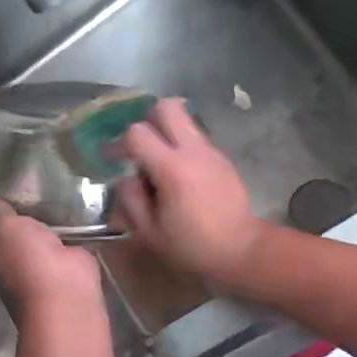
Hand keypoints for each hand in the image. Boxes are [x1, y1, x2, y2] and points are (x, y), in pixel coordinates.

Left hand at [0, 199, 102, 318]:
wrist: (65, 289)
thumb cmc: (27, 259)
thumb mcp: (7, 228)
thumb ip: (0, 214)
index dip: (1, 212)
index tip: (8, 190)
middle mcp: (19, 264)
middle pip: (22, 235)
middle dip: (28, 216)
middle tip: (35, 186)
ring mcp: (48, 267)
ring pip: (46, 238)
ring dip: (52, 223)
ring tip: (58, 192)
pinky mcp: (73, 267)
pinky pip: (71, 242)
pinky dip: (75, 231)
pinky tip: (78, 210)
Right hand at [110, 99, 268, 284]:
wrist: (240, 249)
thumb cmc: (191, 246)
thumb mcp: (149, 233)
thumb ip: (130, 200)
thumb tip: (126, 178)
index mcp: (172, 168)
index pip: (137, 132)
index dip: (121, 143)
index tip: (116, 159)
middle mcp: (193, 151)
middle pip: (167, 107)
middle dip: (148, 120)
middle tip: (141, 148)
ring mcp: (212, 151)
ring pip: (184, 120)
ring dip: (167, 134)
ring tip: (161, 165)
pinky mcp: (223, 158)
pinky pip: (196, 140)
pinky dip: (183, 149)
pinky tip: (181, 179)